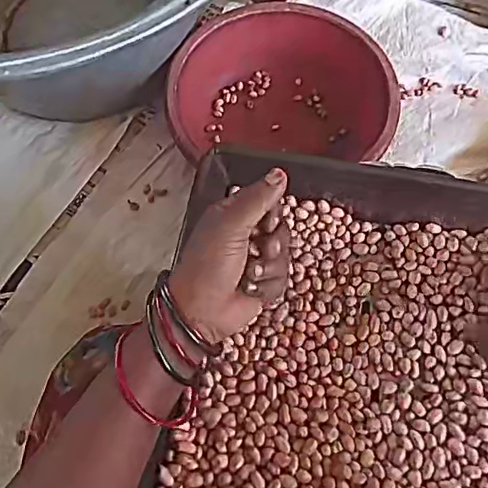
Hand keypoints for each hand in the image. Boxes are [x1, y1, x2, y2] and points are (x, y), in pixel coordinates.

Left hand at [166, 169, 291, 344]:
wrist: (201, 312)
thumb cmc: (206, 267)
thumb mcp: (230, 226)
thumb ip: (256, 199)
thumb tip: (279, 174)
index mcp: (232, 215)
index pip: (267, 201)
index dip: (272, 214)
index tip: (264, 224)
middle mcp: (244, 235)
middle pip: (281, 229)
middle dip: (273, 244)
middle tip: (257, 251)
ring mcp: (255, 260)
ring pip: (285, 255)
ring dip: (269, 267)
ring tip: (249, 274)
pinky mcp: (263, 284)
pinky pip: (283, 278)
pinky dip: (268, 286)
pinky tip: (250, 289)